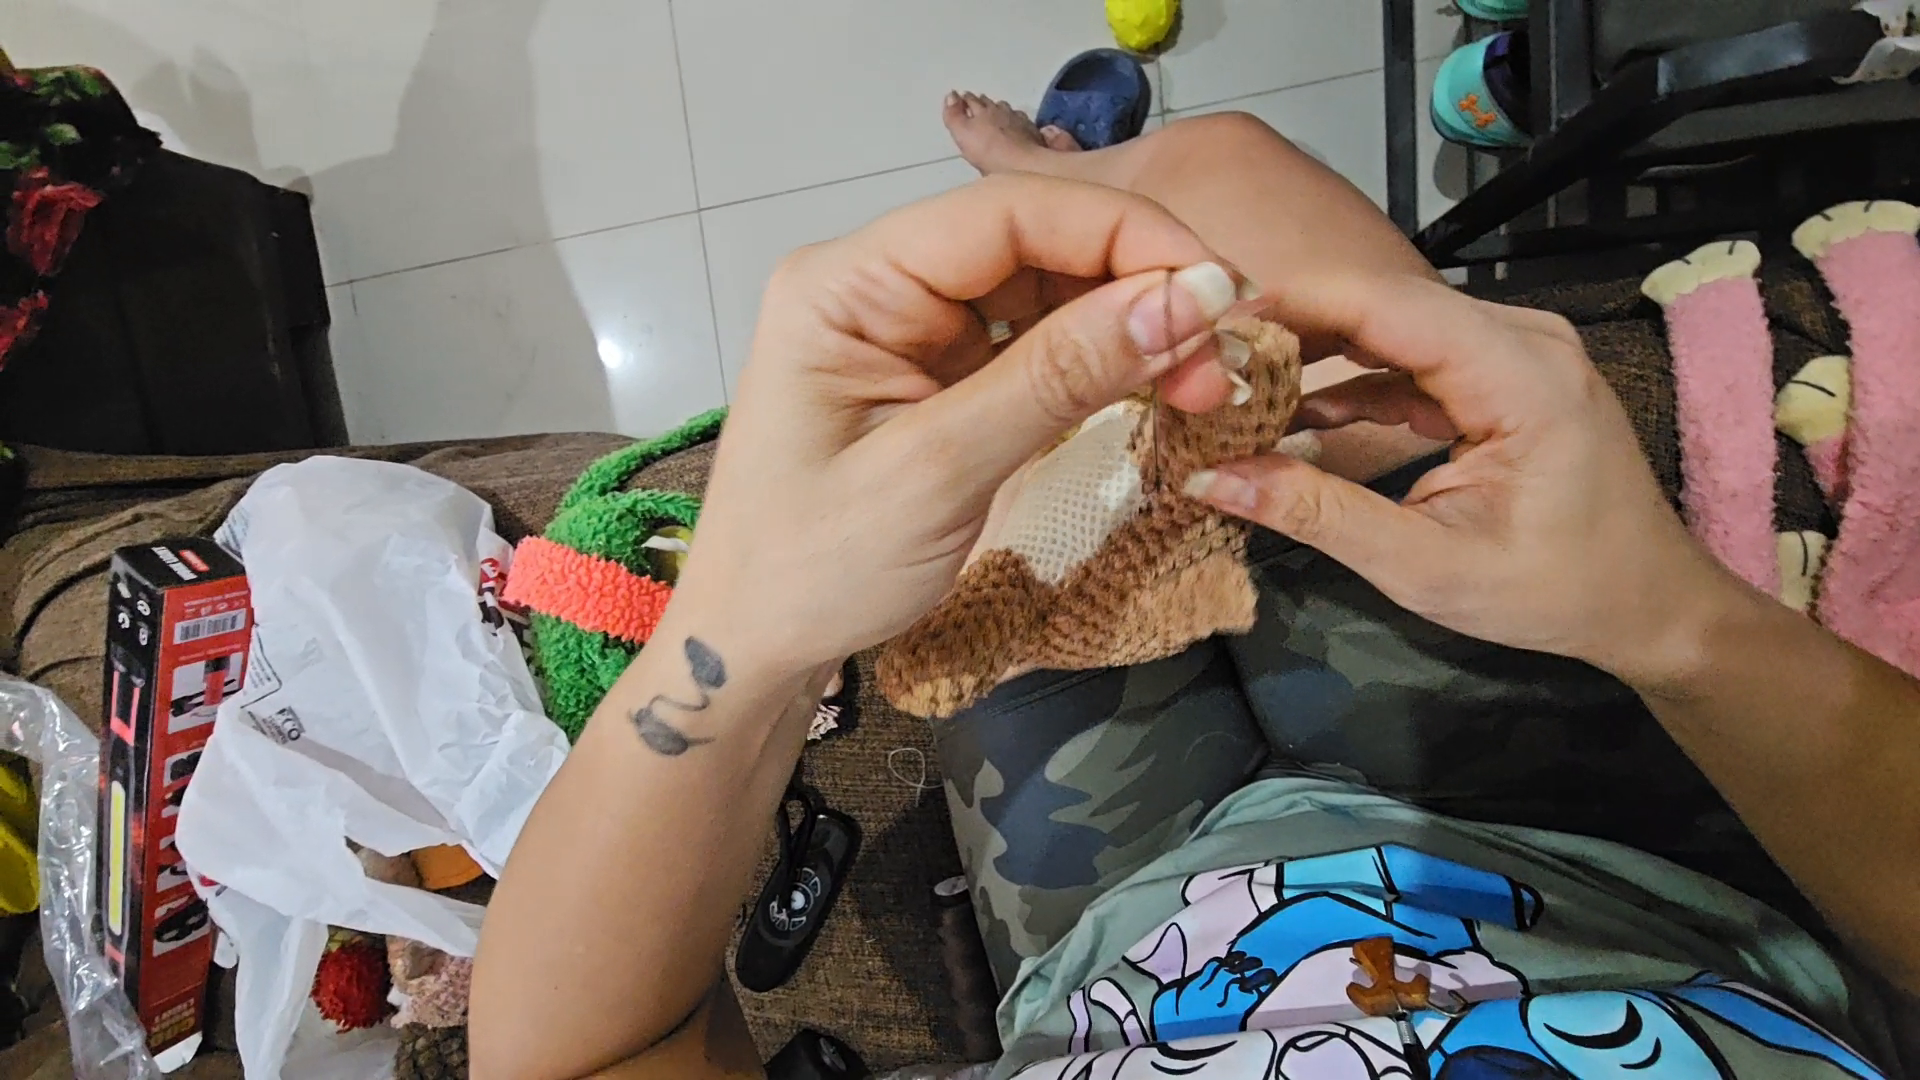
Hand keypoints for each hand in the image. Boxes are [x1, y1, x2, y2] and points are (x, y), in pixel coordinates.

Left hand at [675, 174, 1253, 670]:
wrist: (759, 637)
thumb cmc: (819, 566)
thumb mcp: (941, 471)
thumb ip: (1059, 378)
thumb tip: (1189, 296)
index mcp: (848, 283)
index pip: (1006, 215)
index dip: (1125, 236)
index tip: (1222, 289)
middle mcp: (877, 286)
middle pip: (1029, 247)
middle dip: (1132, 291)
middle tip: (1216, 360)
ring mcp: (906, 333)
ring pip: (1037, 296)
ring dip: (1121, 330)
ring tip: (1194, 381)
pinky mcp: (931, 379)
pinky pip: (1024, 349)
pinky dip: (1087, 366)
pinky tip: (1140, 386)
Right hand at [1184, 274, 1748, 688]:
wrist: (1642, 603)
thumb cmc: (1548, 589)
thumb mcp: (1421, 564)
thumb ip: (1314, 513)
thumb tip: (1208, 479)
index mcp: (1518, 374)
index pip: (1385, 304)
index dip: (1291, 305)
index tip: (1210, 329)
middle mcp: (1516, 339)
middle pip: (1378, 304)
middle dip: (1285, 327)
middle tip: (1206, 364)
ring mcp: (1505, 352)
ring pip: (1383, 326)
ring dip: (1306, 352)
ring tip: (1233, 386)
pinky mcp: (1486, 377)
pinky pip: (1398, 359)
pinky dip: (1338, 381)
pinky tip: (1290, 413)